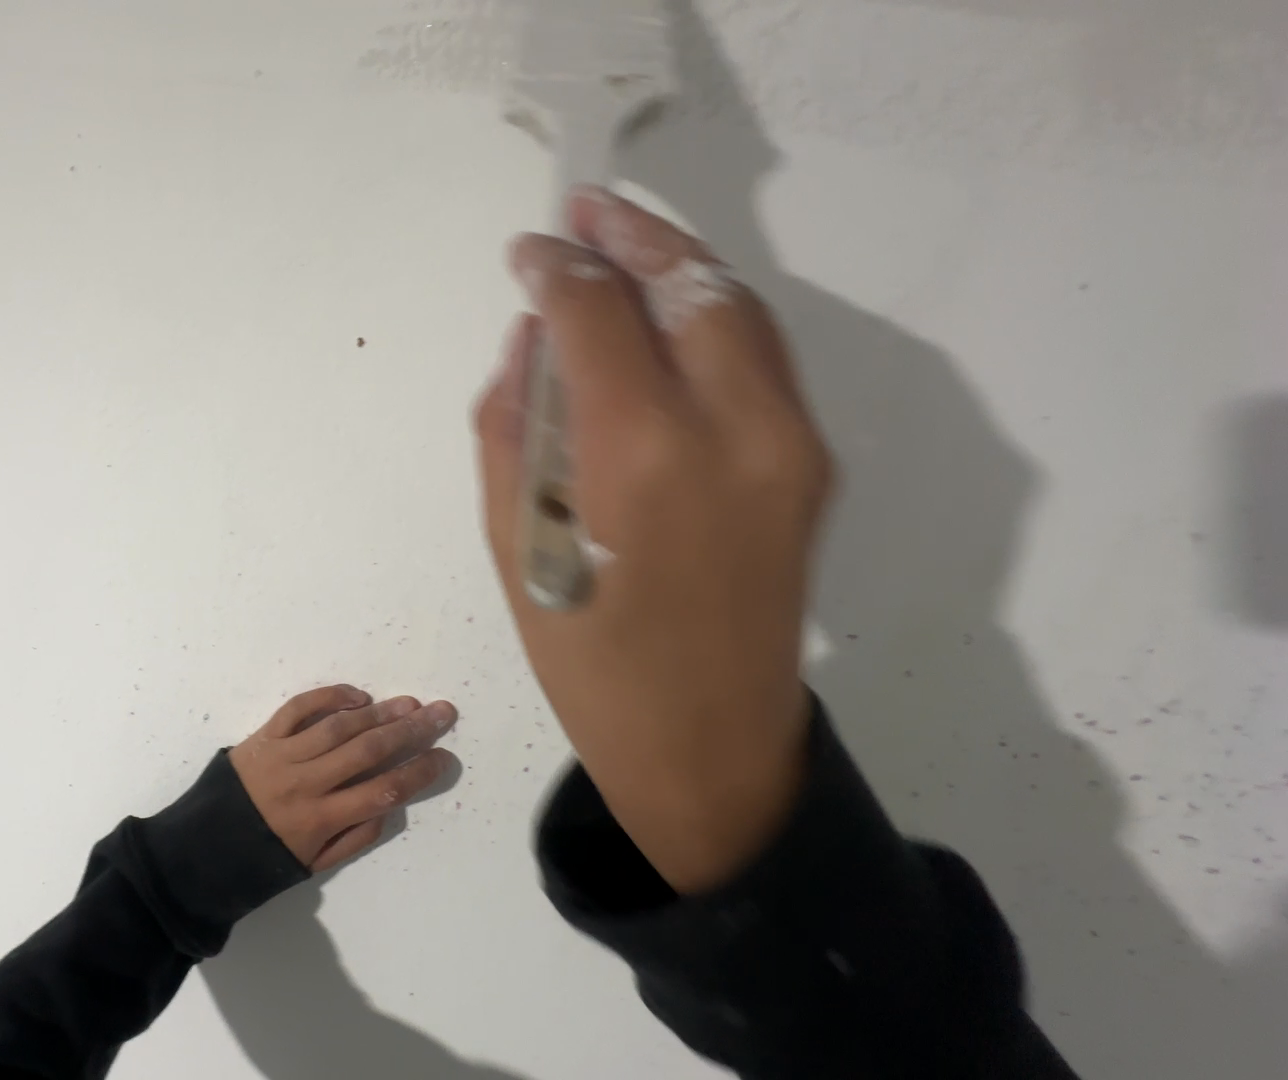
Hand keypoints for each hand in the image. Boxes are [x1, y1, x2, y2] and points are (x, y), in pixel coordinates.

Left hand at [229, 685, 458, 872]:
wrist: (198, 850)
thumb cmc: (262, 861)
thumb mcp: (312, 867)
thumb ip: (354, 837)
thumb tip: (390, 805)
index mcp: (320, 820)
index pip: (382, 791)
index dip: (418, 773)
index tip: (445, 758)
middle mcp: (306, 783)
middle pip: (367, 751)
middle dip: (410, 731)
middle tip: (442, 713)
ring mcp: (283, 755)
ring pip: (339, 726)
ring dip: (378, 712)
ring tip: (409, 703)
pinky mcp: (264, 736)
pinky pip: (299, 708)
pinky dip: (329, 697)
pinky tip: (357, 695)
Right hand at [475, 188, 833, 892]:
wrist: (709, 746)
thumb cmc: (587, 662)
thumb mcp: (515, 548)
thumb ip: (513, 428)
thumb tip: (529, 342)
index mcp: (639, 457)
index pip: (598, 316)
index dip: (556, 271)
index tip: (527, 254)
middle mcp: (734, 430)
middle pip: (689, 286)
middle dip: (629, 236)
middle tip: (581, 214)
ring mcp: (791, 445)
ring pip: (740, 312)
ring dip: (677, 267)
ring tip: (620, 246)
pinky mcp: (812, 466)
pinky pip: (760, 359)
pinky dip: (711, 318)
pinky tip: (666, 319)